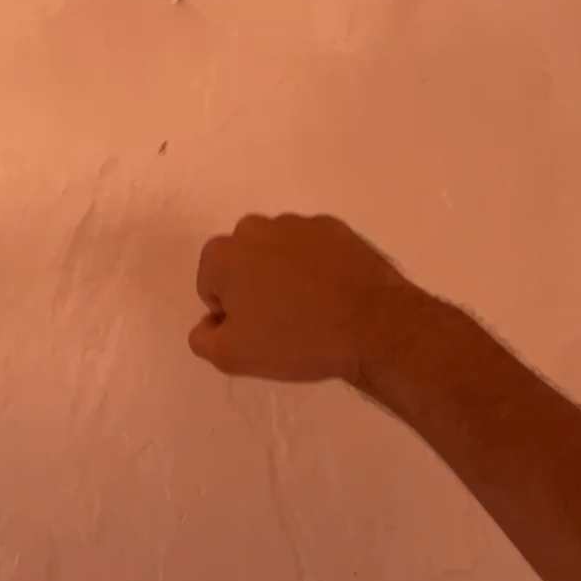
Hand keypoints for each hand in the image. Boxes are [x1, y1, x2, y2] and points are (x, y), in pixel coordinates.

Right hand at [190, 213, 430, 384]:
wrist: (377, 329)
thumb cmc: (295, 340)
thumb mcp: (231, 356)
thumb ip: (202, 339)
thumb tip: (210, 324)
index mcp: (222, 255)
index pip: (212, 288)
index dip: (231, 314)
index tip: (258, 331)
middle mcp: (254, 229)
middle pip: (242, 263)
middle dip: (253, 286)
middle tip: (282, 321)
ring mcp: (299, 224)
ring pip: (277, 253)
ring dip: (284, 275)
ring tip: (313, 310)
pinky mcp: (337, 228)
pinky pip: (313, 249)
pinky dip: (317, 267)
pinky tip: (335, 296)